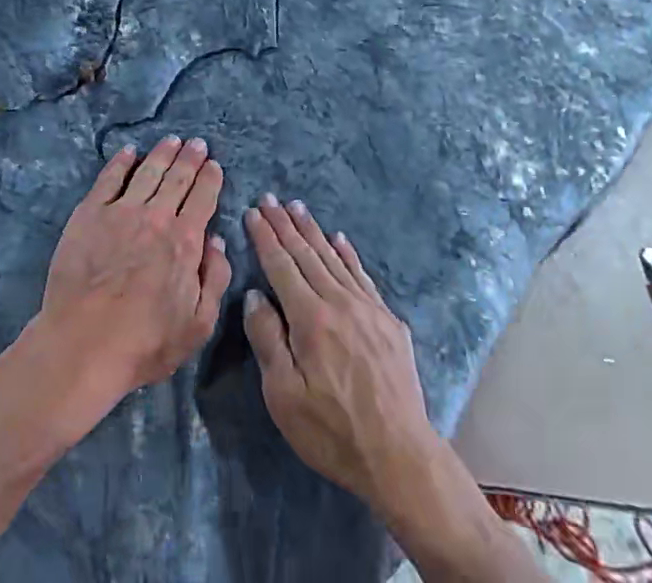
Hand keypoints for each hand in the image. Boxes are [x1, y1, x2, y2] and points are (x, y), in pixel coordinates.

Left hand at [37, 135, 232, 398]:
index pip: (203, 198)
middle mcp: (156, 218)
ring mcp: (120, 213)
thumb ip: (216, 279)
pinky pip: (107, 180)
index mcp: (186, 242)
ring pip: (146, 172)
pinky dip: (120, 162)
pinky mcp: (88, 216)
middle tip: (197, 143)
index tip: (214, 164)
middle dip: (190, 158)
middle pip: (178, 179)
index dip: (210, 178)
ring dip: (162, 154)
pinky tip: (128, 151)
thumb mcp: (200, 324)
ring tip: (171, 140)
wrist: (83, 345)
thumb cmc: (145, 342)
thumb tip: (217, 242)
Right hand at [241, 195, 438, 509]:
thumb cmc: (331, 430)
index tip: (254, 213)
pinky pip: (363, 276)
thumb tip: (255, 295)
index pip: (283, 267)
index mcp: (311, 319)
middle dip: (287, 225)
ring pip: (335, 259)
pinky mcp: (388, 320)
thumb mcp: (284, 395)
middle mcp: (341, 302)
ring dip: (314, 232)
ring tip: (299, 209)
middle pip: (308, 255)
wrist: (397, 452)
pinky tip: (341, 241)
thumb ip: (268, 340)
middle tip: (271, 199)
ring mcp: (369, 308)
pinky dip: (349, 255)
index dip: (266, 239)